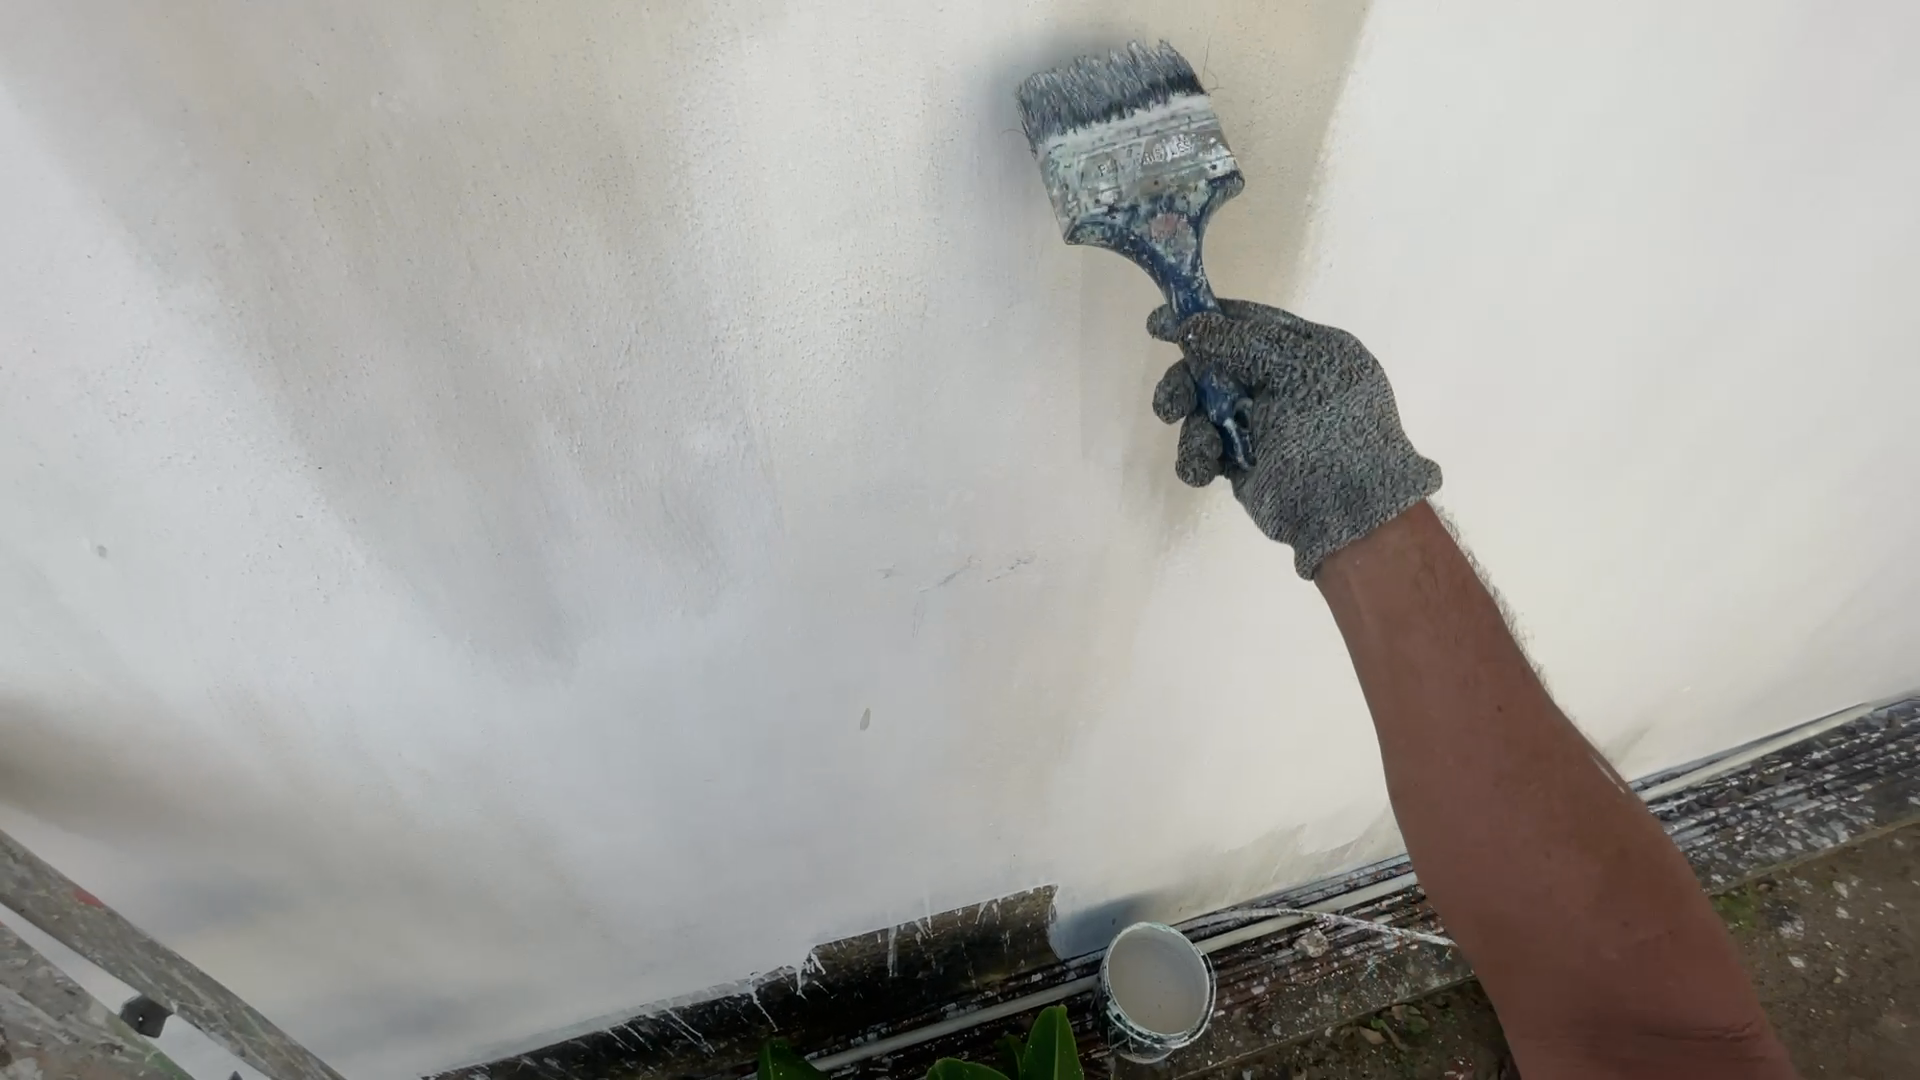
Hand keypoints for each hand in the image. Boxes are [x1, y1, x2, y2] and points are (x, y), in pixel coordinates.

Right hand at [1148, 299, 1441, 577]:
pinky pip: (1201, 452)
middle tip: (1171, 406)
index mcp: (1302, 351)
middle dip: (1184, 384)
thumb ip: (1242, 343)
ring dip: (1192, 430)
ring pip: (1198, 413)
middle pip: (1209, 369)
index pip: (1243, 322)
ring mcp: (1256, 425)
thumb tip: (1191, 326)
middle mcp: (1276, 384)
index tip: (1157, 324)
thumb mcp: (1298, 368)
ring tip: (1207, 448)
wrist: (1346, 508)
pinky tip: (1208, 471)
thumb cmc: (1332, 429)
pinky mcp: (1239, 463)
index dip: (1200, 319)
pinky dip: (1196, 460)